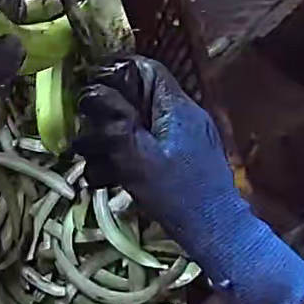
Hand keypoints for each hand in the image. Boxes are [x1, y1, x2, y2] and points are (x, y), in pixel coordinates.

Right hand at [75, 57, 303, 303]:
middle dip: (109, 111)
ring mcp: (185, 137)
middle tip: (85, 128)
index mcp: (177, 107)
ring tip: (92, 156)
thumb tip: (92, 93)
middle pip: (139, 96)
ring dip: (114, 136)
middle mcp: (183, 115)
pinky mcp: (184, 157)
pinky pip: (150, 142)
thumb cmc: (178, 195)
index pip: (145, 69)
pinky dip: (128, 152)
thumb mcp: (138, 159)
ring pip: (141, 121)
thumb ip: (114, 125)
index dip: (115, 71)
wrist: (218, 234)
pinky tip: (109, 174)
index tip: (88, 85)